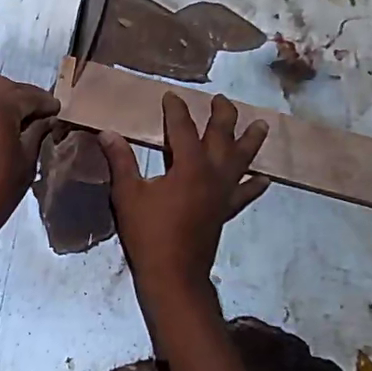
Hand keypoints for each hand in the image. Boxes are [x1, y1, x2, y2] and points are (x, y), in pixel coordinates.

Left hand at [0, 70, 60, 235]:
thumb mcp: (27, 160)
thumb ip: (37, 133)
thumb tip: (45, 120)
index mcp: (0, 104)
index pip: (29, 95)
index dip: (46, 103)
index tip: (56, 110)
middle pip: (5, 84)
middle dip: (23, 95)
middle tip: (36, 113)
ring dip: (0, 94)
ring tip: (13, 115)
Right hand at [99, 93, 269, 302]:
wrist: (174, 275)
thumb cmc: (148, 233)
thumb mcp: (127, 194)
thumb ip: (120, 161)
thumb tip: (107, 133)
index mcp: (189, 166)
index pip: (182, 128)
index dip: (175, 110)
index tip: (171, 96)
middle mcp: (213, 174)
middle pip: (222, 136)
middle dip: (221, 114)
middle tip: (221, 99)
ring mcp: (223, 193)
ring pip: (242, 160)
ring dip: (250, 141)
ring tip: (262, 125)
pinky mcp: (226, 211)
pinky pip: (245, 194)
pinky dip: (254, 185)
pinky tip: (264, 179)